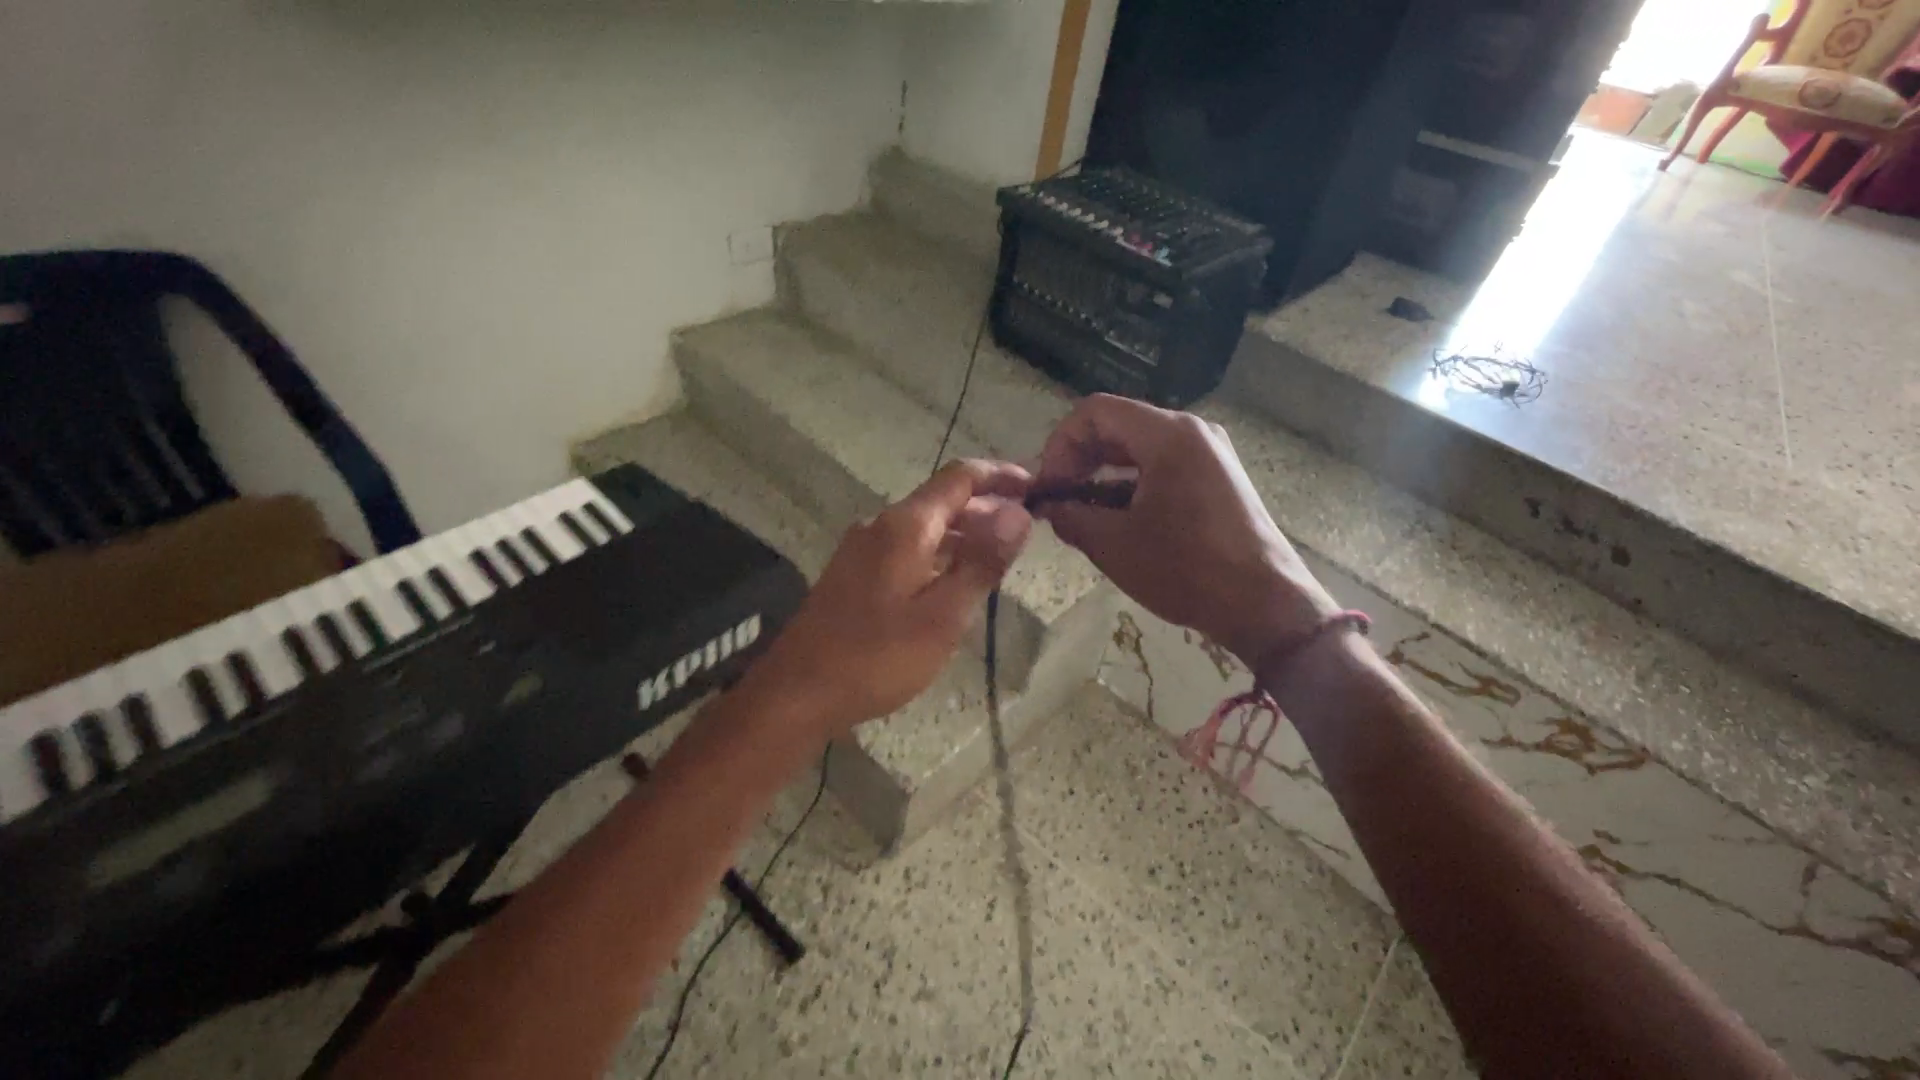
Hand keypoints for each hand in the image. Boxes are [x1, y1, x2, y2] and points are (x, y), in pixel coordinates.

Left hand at [739, 460, 1033, 736]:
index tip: (1037, 486)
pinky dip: (939, 554)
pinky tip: (953, 582)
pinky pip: (906, 549)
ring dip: (963, 534)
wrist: (797, 692)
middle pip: (941, 501)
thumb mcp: (942, 616)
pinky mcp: (853, 575)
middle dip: (986, 508)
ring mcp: (862, 550)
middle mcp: (881, 526)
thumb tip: (1018, 514)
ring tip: (999, 557)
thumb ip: (981, 562)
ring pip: (924, 527)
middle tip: (1027, 530)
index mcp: (905, 526)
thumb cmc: (876, 657)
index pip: (960, 477)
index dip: (1001, 476)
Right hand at [1035, 394, 1336, 668]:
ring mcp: (1209, 453)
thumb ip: (1071, 517)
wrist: (1265, 605)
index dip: (1060, 445)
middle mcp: (1192, 431)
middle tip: (1056, 500)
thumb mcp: (1114, 545)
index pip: (1095, 412)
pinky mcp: (1217, 478)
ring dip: (1102, 475)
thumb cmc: (1187, 570)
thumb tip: (1050, 507)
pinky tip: (1115, 521)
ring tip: (1080, 515)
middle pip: (1117, 426)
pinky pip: (1162, 466)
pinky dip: (1131, 485)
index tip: (1048, 487)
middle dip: (1079, 460)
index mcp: (1168, 435)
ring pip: (1139, 448)